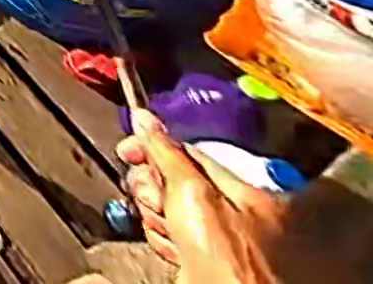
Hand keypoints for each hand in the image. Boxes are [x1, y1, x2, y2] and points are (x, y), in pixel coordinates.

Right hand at [116, 110, 285, 282]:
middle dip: (151, 189)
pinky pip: (167, 231)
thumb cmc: (226, 256)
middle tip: (156, 202)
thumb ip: (167, 153)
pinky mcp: (201, 254)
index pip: (185, 152)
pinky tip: (176, 248)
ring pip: (163, 206)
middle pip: (169, 179)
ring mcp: (219, 237)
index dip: (151, 149)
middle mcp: (237, 214)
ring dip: (155, 216)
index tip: (128, 153)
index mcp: (247, 194)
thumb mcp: (192, 193)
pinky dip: (163, 238)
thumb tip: (145, 118)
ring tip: (170, 232)